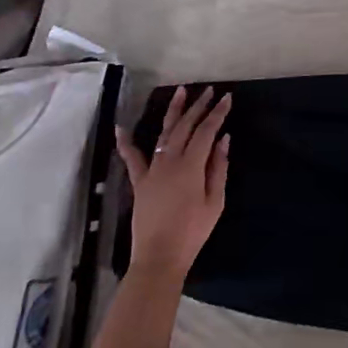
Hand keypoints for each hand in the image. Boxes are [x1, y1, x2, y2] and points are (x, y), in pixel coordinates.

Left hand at [115, 87, 230, 282]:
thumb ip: (219, 168)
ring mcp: (152, 169)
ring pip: (163, 134)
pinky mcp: (140, 181)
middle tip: (208, 91)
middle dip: (198, 106)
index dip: (217, 113)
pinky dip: (126, 142)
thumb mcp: (215, 201)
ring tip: (180, 92)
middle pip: (185, 126)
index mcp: (191, 166)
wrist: (159, 256)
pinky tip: (121, 127)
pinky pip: (132, 158)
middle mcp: (170, 161)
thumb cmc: (193, 231)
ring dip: (172, 112)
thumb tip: (223, 139)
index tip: (226, 97)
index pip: (206, 131)